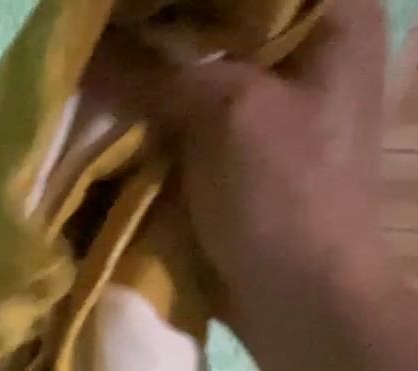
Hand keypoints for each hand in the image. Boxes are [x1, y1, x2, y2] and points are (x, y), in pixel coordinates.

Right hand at [98, 0, 395, 323]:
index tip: (117, 9)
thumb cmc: (286, 195)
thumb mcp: (226, 115)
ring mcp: (268, 98)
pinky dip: (148, 110)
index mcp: (332, 13)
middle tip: (95, 36)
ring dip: (145, 70)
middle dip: (154, 27)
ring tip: (91, 71)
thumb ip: (157, 72)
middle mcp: (303, 44)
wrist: (299, 294)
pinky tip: (109, 114)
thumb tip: (85, 50)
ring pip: (195, 61)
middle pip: (218, 15)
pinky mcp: (236, 145)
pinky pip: (184, 108)